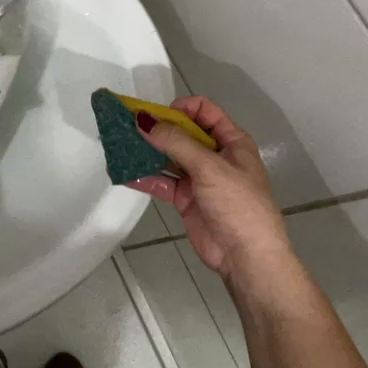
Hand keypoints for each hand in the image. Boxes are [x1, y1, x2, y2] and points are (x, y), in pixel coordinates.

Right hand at [128, 96, 291, 282]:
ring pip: (170, 157)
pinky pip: (163, 182)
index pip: (204, 111)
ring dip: (148, 151)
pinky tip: (124, 172)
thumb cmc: (238, 204)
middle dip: (158, 129)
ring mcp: (200, 179)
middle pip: (183, 133)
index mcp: (232, 141)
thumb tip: (143, 120)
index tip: (157, 115)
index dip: (181, 108)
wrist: (247, 259)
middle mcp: (215, 156)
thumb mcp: (210, 167)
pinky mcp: (186, 200)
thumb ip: (176, 142)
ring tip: (120, 145)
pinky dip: (145, 177)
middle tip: (129, 126)